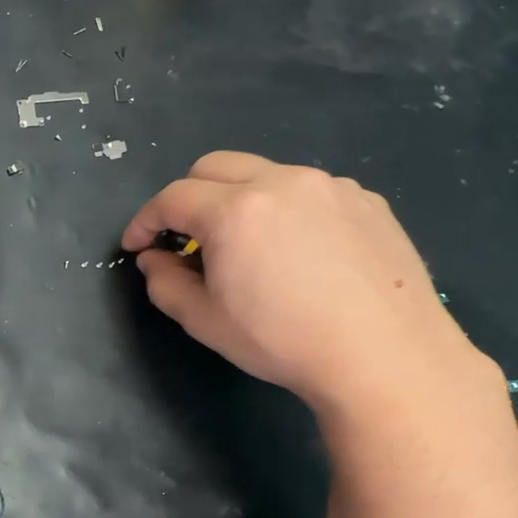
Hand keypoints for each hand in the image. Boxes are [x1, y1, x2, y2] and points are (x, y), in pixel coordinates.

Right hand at [124, 151, 491, 410]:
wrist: (380, 350)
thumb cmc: (277, 338)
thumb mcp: (201, 319)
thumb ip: (164, 281)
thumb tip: (155, 259)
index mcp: (235, 211)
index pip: (171, 198)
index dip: (144, 221)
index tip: (137, 247)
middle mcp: (283, 182)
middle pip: (215, 166)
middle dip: (186, 197)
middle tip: (181, 237)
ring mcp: (330, 186)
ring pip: (264, 174)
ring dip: (235, 200)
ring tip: (240, 246)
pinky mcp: (365, 200)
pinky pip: (306, 191)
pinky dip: (281, 209)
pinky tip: (289, 252)